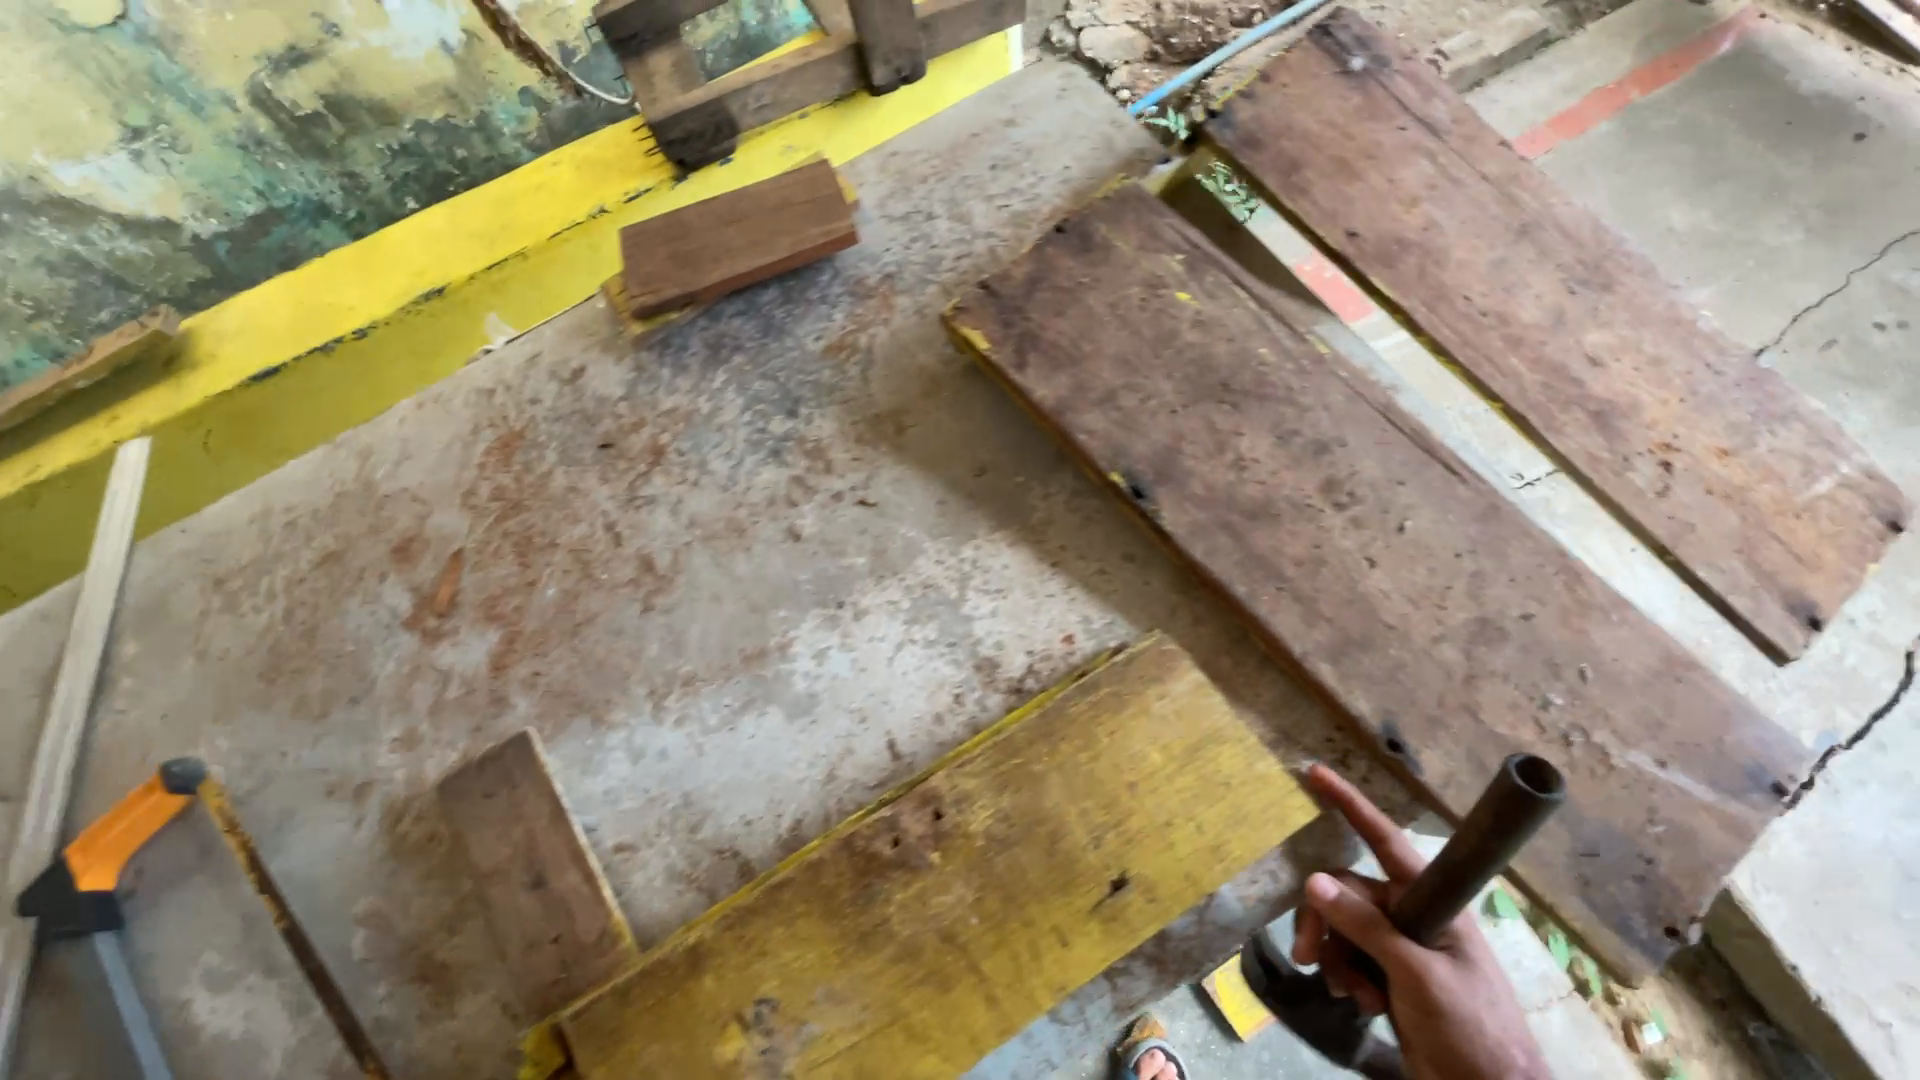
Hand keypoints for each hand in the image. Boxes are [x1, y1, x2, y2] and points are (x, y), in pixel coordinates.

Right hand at [1292, 765, 1550, 1079]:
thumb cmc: (1472, 1029)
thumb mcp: (1418, 976)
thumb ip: (1365, 927)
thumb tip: (1313, 880)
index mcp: (1432, 902)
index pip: (1385, 841)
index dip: (1351, 805)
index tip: (1315, 773)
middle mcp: (1413, 914)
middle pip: (1346, 893)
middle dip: (1324, 923)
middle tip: (1307, 956)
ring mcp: (1401, 946)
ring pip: (1341, 927)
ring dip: (1337, 959)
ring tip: (1351, 995)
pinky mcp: (1390, 975)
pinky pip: (1347, 956)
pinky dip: (1345, 977)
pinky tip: (1361, 1005)